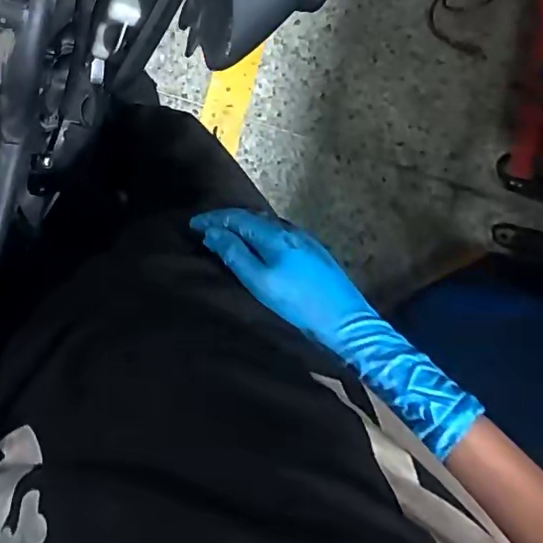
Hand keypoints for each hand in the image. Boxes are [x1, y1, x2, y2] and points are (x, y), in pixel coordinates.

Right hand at [190, 207, 376, 351]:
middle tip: (205, 230)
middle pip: (250, 216)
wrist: (350, 326)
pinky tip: (255, 244)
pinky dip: (258, 233)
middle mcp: (289, 230)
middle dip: (224, 220)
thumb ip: (233, 253)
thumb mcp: (259, 282)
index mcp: (274, 235)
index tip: (192, 225)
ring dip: (242, 226)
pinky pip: (277, 232)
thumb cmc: (298, 304)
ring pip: (264, 224)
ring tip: (226, 235)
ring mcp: (304, 240)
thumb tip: (211, 232)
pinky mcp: (314, 252)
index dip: (211, 219)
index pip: (235, 217)